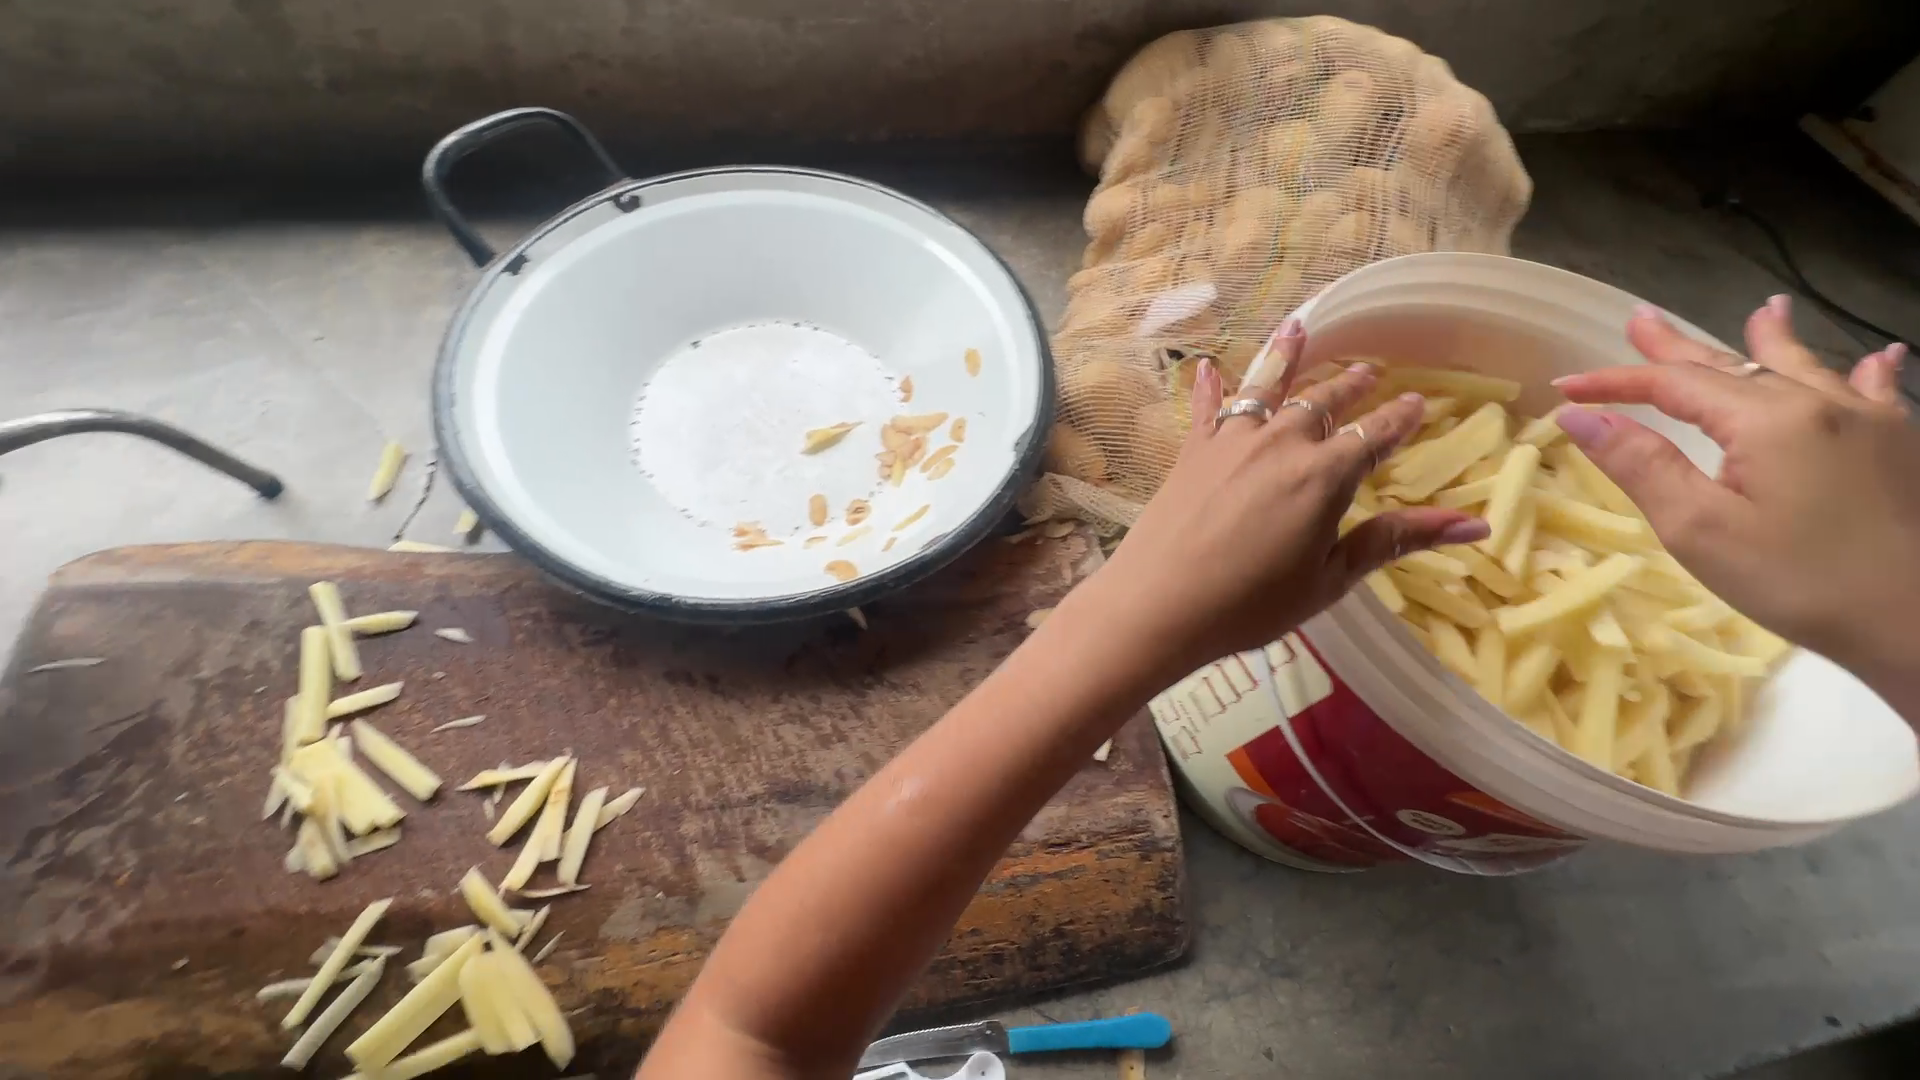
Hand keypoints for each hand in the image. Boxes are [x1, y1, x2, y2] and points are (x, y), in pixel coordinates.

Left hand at [1075, 320, 1489, 682]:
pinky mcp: (1190, 454)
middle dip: (1350, 385)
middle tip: (1368, 370)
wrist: (1158, 604)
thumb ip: (1393, 542)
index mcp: (1324, 475)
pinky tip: (1204, 366)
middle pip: (1324, 403)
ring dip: (1285, 357)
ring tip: (1299, 327)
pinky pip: (1204, 410)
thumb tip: (1475, 526)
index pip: (1374, 435)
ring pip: (1264, 388)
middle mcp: (1279, 444)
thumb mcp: (1329, 579)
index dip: (1399, 419)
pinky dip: (1207, 387)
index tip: (1418, 402)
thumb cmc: (1251, 604)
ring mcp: (1229, 443)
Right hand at [1552, 295, 1919, 691]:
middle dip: (1679, 346)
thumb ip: (1639, 463)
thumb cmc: (1796, 579)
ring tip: (1764, 310)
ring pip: (1807, 369)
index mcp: (1768, 420)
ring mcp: (1876, 424)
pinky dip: (1865, 371)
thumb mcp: (1696, 525)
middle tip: (1641, 319)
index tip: (1561, 388)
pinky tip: (1879, 357)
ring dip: (1773, 341)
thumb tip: (1579, 416)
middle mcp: (1825, 405)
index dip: (1613, 382)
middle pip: (1735, 365)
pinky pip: (1879, 392)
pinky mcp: (1904, 450)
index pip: (1673, 385)